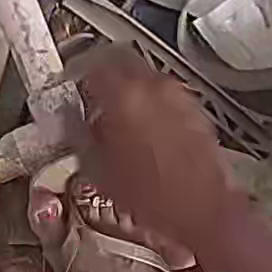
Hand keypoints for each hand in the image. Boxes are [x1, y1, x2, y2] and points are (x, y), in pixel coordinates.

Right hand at [68, 47, 233, 249]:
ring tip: (113, 117)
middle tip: (89, 92)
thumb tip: (73, 123)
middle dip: (102, 74)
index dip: (77, 70)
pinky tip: (140, 132)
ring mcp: (179, 97)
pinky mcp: (195, 112)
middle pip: (122, 61)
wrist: (201, 210)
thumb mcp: (97, 169)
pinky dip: (148, 105)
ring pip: (144, 78)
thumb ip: (80, 137)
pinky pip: (164, 96)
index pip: (93, 62)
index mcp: (124, 96)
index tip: (70, 79)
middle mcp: (154, 88)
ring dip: (127, 90)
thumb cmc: (153, 195)